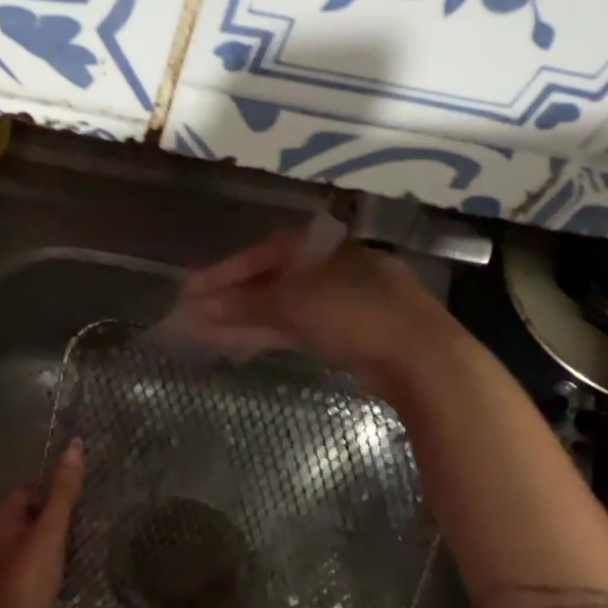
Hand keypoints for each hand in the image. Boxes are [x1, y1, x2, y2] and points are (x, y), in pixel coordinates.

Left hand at [0, 439, 84, 607]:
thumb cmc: (31, 580)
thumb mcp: (51, 531)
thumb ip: (63, 492)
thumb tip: (74, 446)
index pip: (24, 491)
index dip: (50, 491)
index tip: (76, 500)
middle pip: (25, 515)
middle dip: (51, 516)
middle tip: (80, 523)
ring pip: (26, 541)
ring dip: (49, 540)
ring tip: (74, 546)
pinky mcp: (8, 589)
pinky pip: (28, 564)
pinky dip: (45, 562)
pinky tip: (61, 572)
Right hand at [163, 233, 467, 400]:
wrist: (419, 358)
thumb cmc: (357, 316)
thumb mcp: (295, 304)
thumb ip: (245, 304)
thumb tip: (200, 307)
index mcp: (324, 249)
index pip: (262, 255)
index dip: (223, 273)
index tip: (189, 291)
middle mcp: (332, 270)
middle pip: (270, 281)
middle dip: (230, 297)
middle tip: (193, 314)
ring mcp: (342, 304)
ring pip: (282, 307)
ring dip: (244, 318)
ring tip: (207, 333)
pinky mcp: (347, 335)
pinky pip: (296, 329)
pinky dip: (267, 333)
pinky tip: (242, 343)